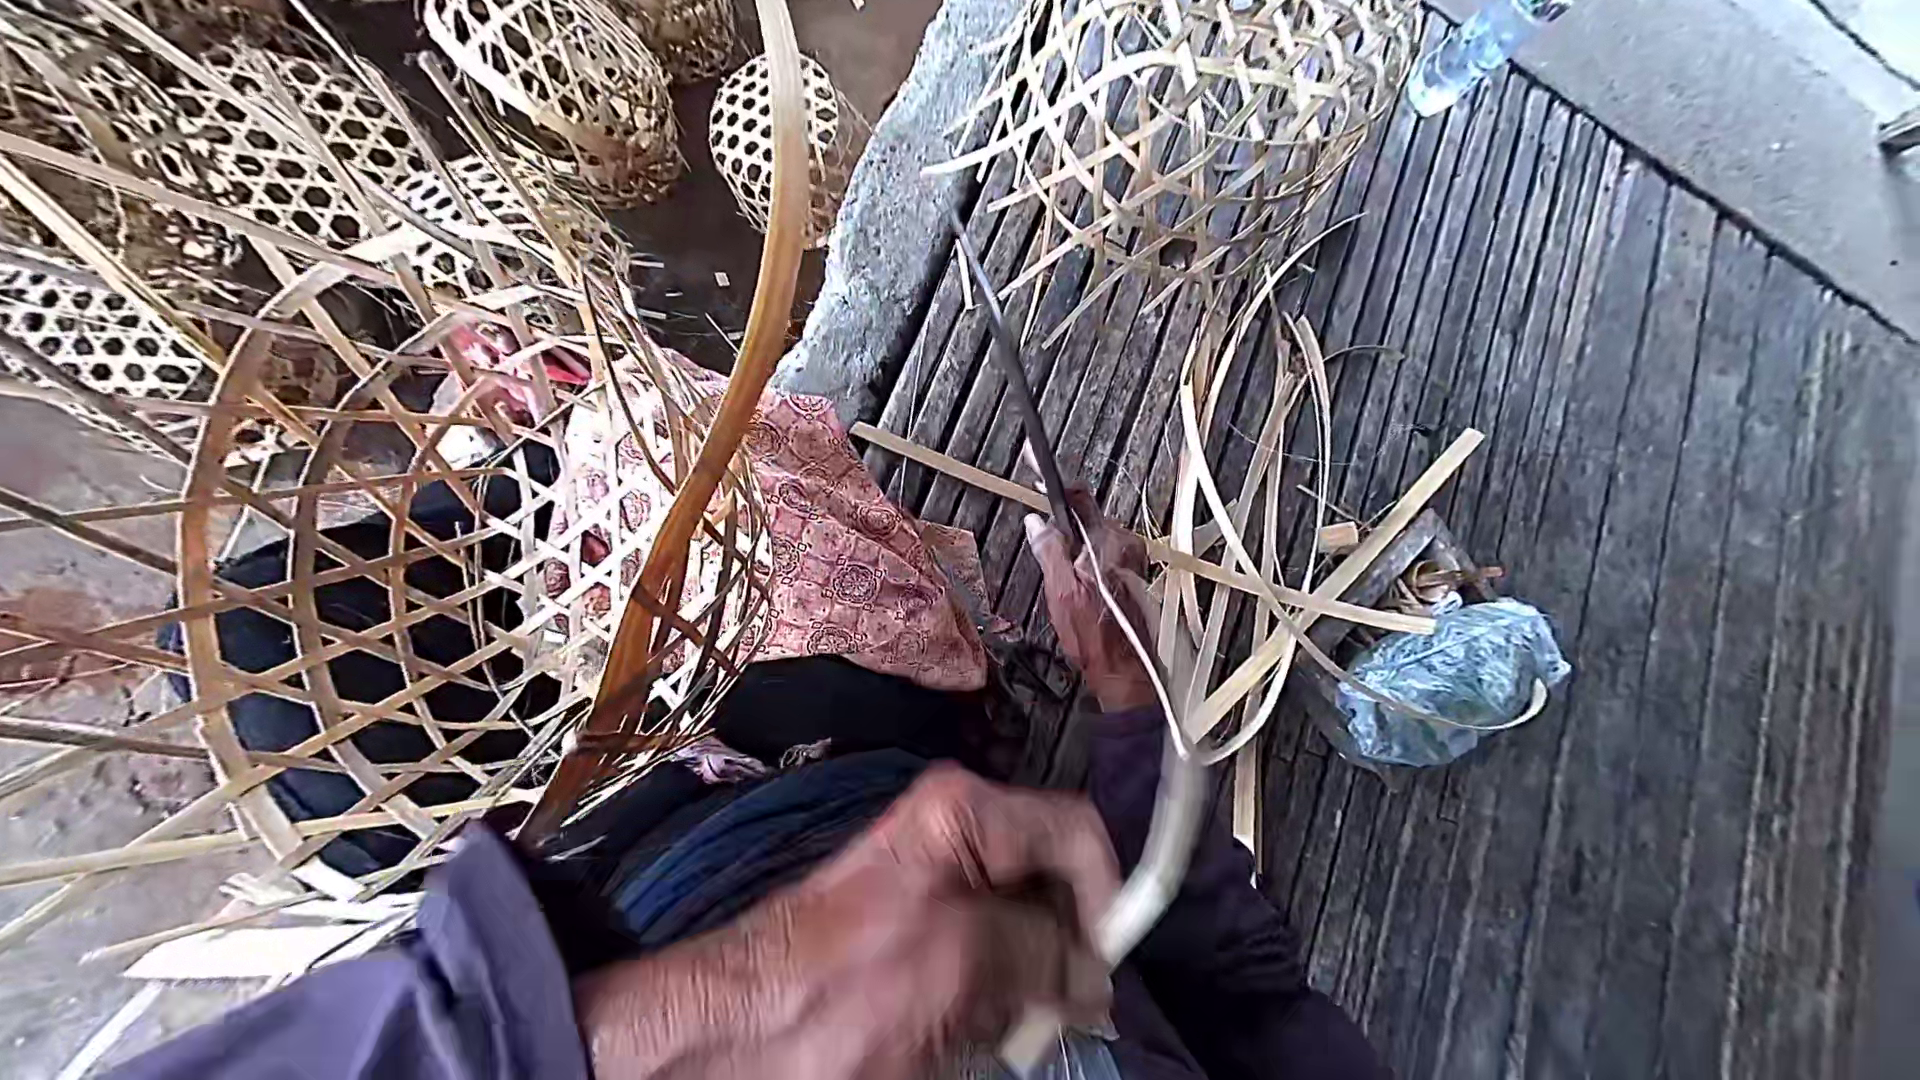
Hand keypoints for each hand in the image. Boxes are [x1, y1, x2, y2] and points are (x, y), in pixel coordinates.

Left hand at [574, 765, 1118, 1079]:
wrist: (743, 1032)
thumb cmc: (846, 989)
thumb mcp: (961, 961)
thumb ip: (1044, 951)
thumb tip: (1099, 969)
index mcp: (968, 811)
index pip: (1074, 828)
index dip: (1107, 890)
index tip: (1110, 965)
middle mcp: (963, 827)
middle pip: (1056, 872)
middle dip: (1071, 941)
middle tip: (1067, 1013)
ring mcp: (946, 870)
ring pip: (1033, 915)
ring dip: (1040, 974)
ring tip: (1017, 1029)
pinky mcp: (934, 915)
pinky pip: (999, 942)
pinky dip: (1009, 986)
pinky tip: (987, 1026)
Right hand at [1024, 489, 1158, 711]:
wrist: (1125, 670)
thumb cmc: (1093, 636)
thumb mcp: (1061, 592)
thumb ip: (1049, 551)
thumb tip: (1036, 523)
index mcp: (1109, 542)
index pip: (1079, 497)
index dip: (1054, 484)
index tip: (1035, 470)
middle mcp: (1126, 544)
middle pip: (1085, 519)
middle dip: (1062, 531)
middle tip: (1048, 558)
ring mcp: (1132, 559)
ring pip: (1092, 538)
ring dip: (1074, 550)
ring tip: (1065, 585)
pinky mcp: (1132, 574)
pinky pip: (1101, 554)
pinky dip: (1085, 562)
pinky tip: (1080, 590)